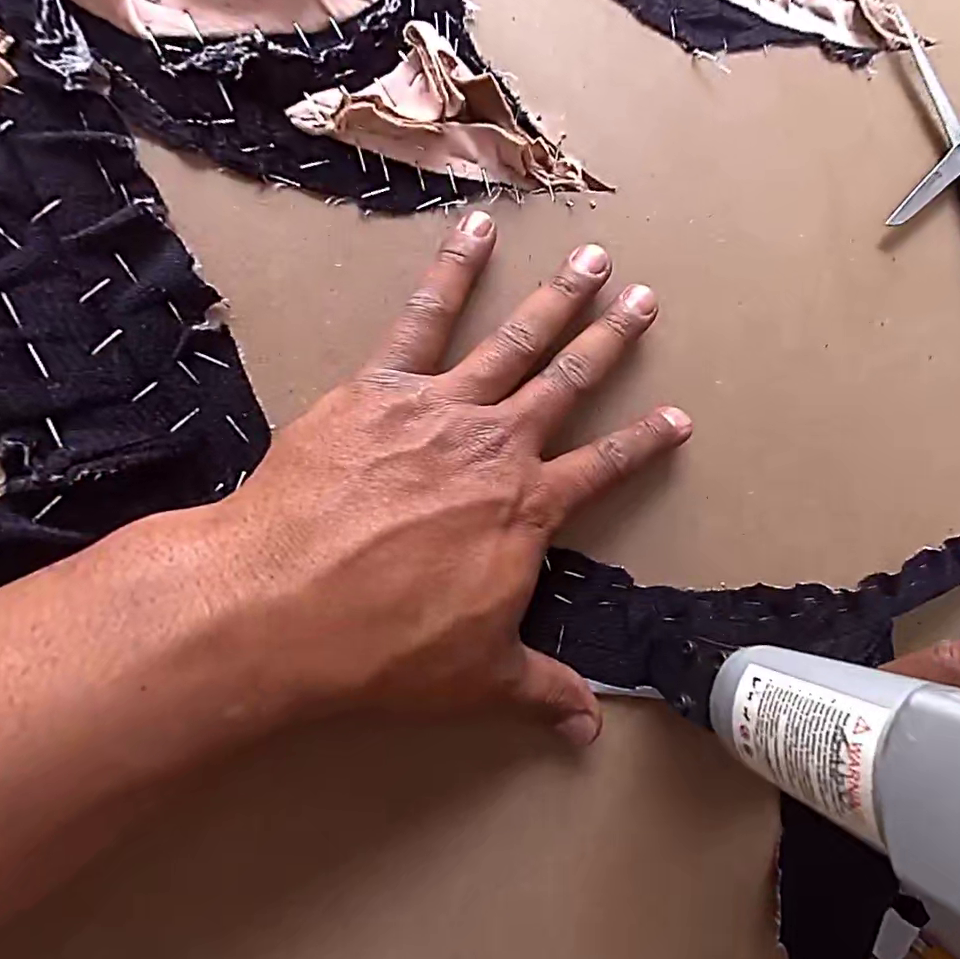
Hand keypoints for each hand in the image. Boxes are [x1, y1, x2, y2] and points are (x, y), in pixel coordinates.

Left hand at [186, 212, 689, 744]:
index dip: (645, 442)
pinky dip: (453, 269)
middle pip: (570, 383)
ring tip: (590, 257)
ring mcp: (441, 409)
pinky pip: (424, 315)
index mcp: (528, 509)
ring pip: (515, 340)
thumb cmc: (384, 646)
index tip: (676, 416)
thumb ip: (542, 691)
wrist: (282, 606)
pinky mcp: (381, 387)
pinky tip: (475, 230)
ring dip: (557, 298)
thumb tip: (591, 728)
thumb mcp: (477, 677)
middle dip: (611, 340)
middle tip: (644, 297)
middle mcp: (497, 447)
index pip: (606, 467)